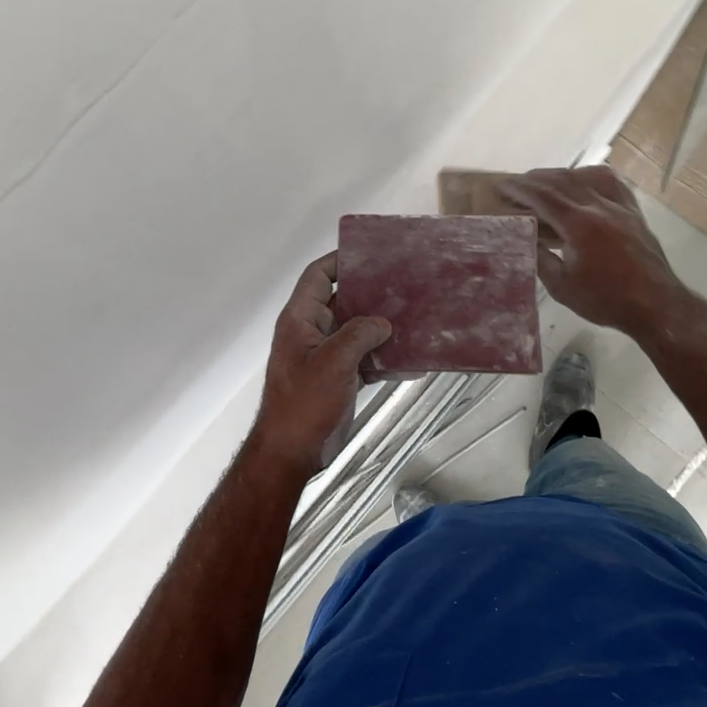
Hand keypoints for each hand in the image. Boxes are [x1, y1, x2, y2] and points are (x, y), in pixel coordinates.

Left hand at [254, 253, 391, 477]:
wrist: (293, 452)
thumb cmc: (305, 403)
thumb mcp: (334, 361)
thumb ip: (359, 334)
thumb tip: (382, 322)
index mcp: (300, 320)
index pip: (317, 277)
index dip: (339, 261)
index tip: (370, 254)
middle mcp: (311, 333)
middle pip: (341, 302)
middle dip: (370, 294)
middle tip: (403, 284)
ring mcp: (325, 357)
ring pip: (356, 331)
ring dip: (381, 326)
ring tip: (413, 315)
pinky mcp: (338, 379)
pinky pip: (364, 359)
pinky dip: (383, 357)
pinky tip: (411, 357)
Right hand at [498, 166, 689, 336]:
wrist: (655, 305)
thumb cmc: (605, 301)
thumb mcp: (561, 286)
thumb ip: (541, 257)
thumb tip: (525, 239)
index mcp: (579, 224)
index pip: (543, 196)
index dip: (520, 189)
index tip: (502, 187)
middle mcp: (599, 207)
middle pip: (562, 181)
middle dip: (535, 179)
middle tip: (516, 185)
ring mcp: (620, 206)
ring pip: (586, 176)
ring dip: (561, 174)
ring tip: (545, 182)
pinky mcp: (633, 211)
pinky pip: (612, 182)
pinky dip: (591, 176)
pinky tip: (583, 181)